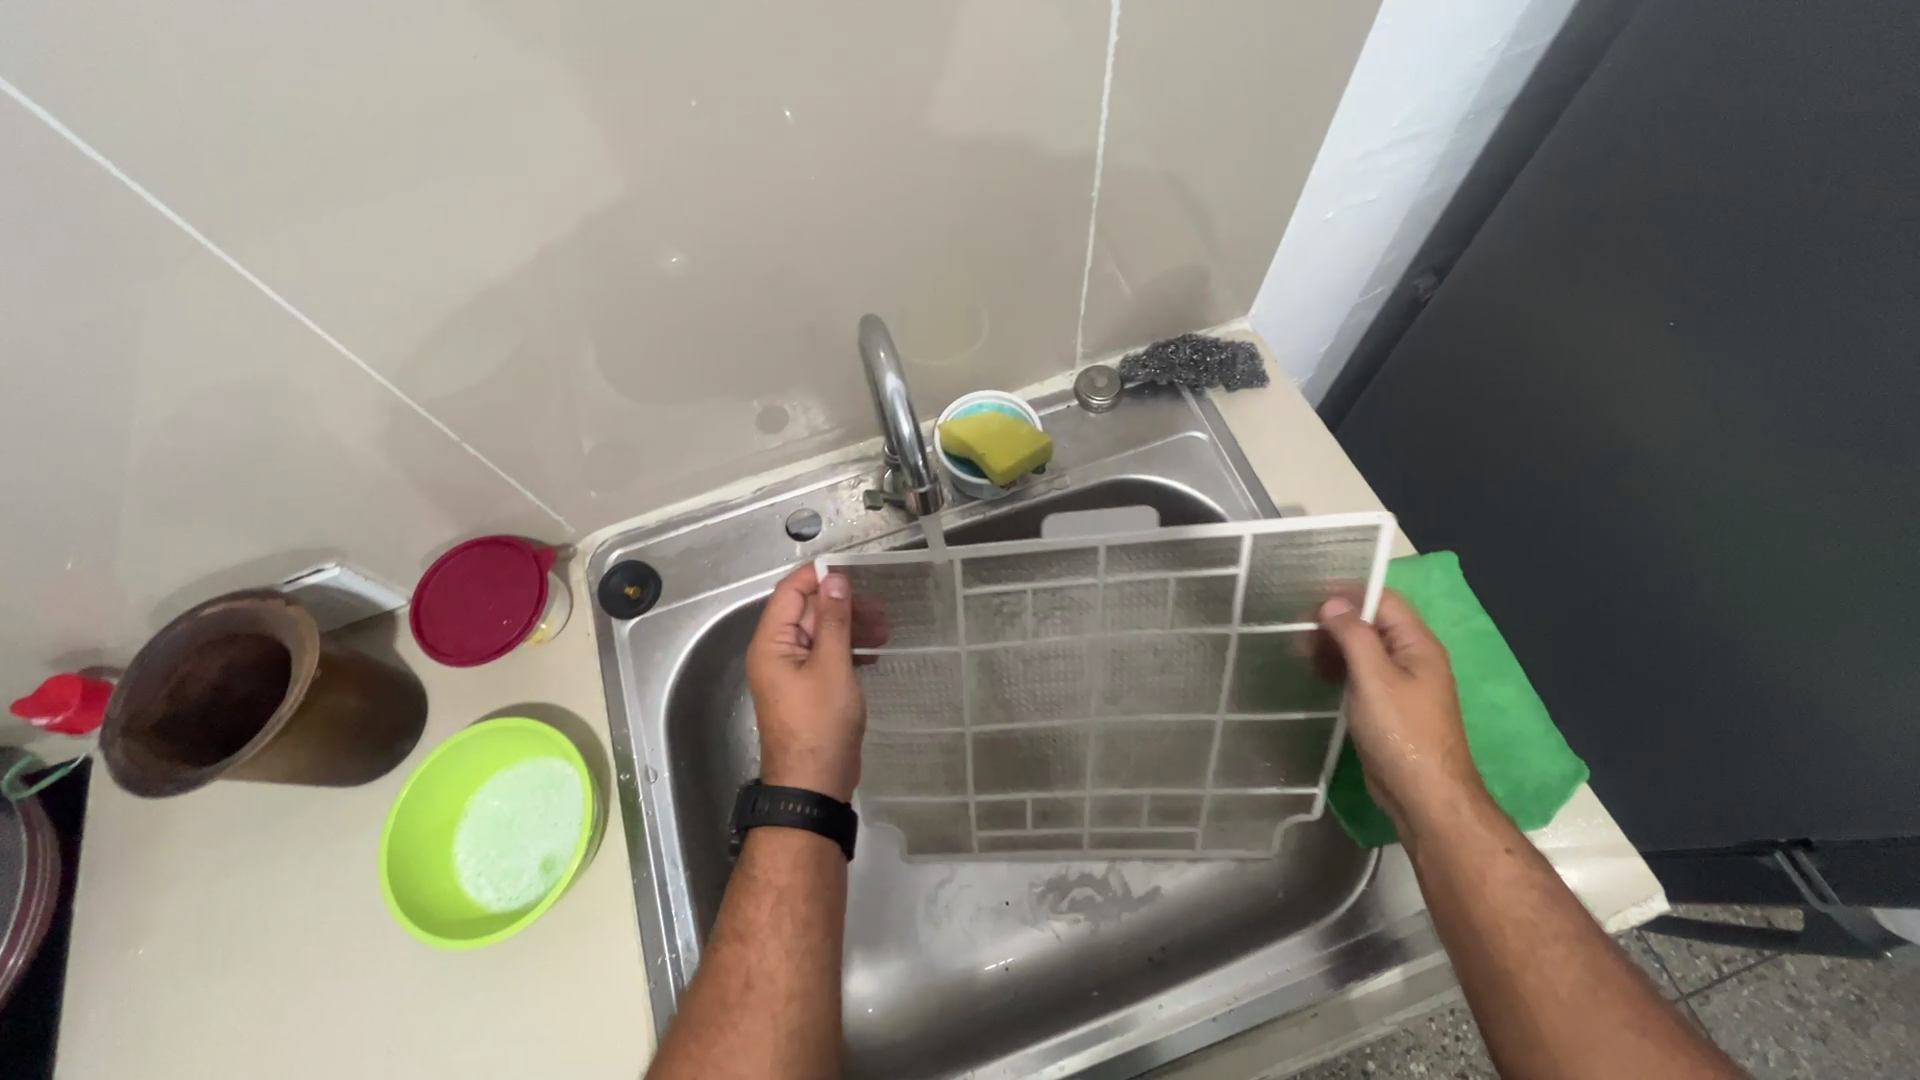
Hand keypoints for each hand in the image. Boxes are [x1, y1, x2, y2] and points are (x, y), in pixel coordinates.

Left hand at [746, 565, 886, 801]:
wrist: (813, 786)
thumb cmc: (820, 724)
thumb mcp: (832, 667)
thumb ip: (835, 619)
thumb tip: (835, 578)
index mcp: (771, 643)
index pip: (790, 592)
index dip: (820, 577)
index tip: (857, 572)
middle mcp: (776, 653)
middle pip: (808, 612)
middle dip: (844, 605)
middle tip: (882, 610)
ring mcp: (791, 673)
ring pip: (820, 635)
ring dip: (851, 628)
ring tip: (885, 632)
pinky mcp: (808, 690)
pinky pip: (826, 658)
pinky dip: (848, 651)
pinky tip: (873, 654)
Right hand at [1316, 590, 1484, 836]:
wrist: (1423, 794)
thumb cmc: (1401, 731)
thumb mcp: (1374, 677)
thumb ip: (1354, 635)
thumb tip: (1332, 602)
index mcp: (1417, 644)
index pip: (1383, 600)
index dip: (1348, 593)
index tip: (1307, 595)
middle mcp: (1412, 658)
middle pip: (1372, 623)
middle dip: (1335, 620)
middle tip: (1296, 630)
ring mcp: (1401, 683)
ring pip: (1364, 649)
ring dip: (1333, 645)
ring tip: (1300, 652)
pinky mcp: (1388, 706)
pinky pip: (1361, 673)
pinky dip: (1339, 668)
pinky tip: (1318, 675)